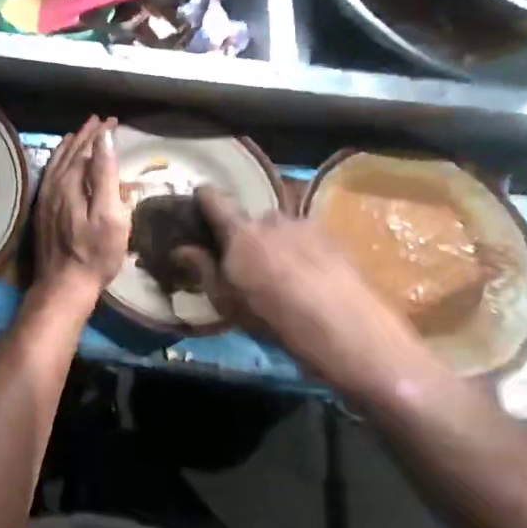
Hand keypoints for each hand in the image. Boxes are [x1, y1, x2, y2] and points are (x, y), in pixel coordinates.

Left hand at [31, 117, 130, 296]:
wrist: (64, 284)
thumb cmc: (95, 252)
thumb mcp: (110, 215)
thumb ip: (105, 175)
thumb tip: (104, 139)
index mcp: (71, 182)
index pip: (87, 148)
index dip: (100, 133)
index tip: (113, 121)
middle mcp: (54, 184)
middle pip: (70, 152)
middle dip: (85, 135)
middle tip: (99, 121)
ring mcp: (46, 197)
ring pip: (57, 162)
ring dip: (70, 145)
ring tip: (79, 133)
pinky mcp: (43, 210)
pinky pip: (50, 174)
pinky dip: (58, 161)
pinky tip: (62, 163)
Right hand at [172, 188, 431, 389]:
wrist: (345, 330)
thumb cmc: (272, 317)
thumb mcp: (226, 301)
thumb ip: (202, 269)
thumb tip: (180, 248)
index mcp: (240, 232)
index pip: (215, 200)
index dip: (204, 197)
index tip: (199, 201)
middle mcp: (272, 220)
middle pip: (253, 218)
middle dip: (248, 233)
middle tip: (247, 259)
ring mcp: (308, 227)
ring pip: (284, 229)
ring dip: (279, 242)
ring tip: (284, 272)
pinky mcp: (336, 241)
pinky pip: (310, 240)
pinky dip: (305, 252)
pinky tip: (311, 278)